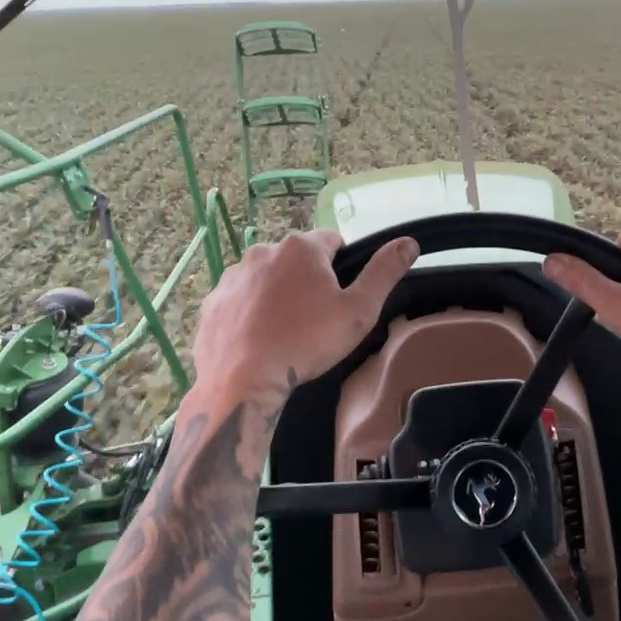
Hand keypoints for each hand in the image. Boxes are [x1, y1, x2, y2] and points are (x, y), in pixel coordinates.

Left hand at [192, 230, 418, 398]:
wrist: (243, 380)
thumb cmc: (307, 342)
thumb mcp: (359, 310)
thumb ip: (384, 273)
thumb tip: (408, 242)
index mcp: (301, 248)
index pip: (333, 240)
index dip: (344, 266)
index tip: (343, 297)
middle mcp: (263, 251)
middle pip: (297, 259)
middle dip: (308, 280)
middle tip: (317, 319)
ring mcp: (233, 276)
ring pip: (266, 278)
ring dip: (278, 295)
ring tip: (287, 332)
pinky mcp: (212, 302)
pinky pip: (240, 301)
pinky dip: (251, 313)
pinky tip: (259, 340)